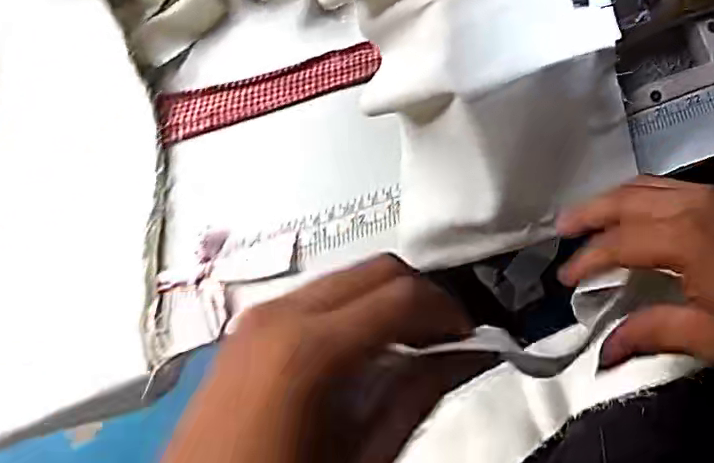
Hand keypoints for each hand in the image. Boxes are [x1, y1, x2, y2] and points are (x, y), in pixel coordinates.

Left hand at [163, 255, 481, 462]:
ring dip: (388, 300)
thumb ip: (414, 399)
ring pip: (351, 275)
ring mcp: (257, 319)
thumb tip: (461, 359)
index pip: (404, 294)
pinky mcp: (245, 331)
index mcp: (306, 349)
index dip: (447, 310)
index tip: (469, 335)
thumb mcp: (355, 462)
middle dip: (422, 296)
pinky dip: (353, 309)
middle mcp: (279, 316)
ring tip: (409, 346)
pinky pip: (318, 295)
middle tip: (445, 337)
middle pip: (379, 269)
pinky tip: (363, 352)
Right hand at [556, 176, 713, 371]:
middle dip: (591, 213)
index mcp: (687, 236)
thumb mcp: (711, 335)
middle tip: (561, 230)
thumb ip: (652, 332)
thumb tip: (605, 351)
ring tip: (588, 217)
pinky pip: (668, 186)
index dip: (589, 259)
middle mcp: (693, 203)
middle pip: (627, 198)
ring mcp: (711, 195)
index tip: (566, 278)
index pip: (620, 241)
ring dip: (614, 198)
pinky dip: (641, 194)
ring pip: (647, 185)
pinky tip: (634, 210)